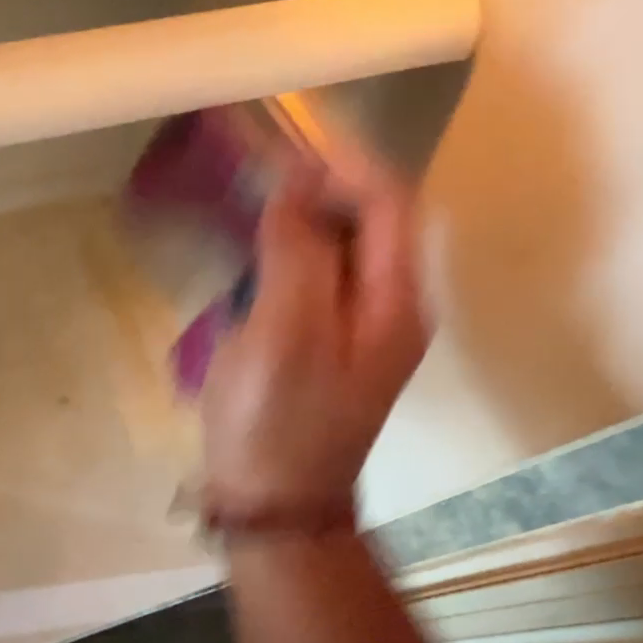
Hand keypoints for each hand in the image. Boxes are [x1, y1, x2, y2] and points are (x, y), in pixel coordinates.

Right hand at [200, 149, 428, 533]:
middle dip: (318, 180)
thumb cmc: (277, 418)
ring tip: (248, 192)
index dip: (341, 160)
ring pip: (336, 245)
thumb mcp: (285, 328)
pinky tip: (248, 247)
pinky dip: (284, 248)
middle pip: (366, 218)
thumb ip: (298, 247)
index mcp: (394, 299)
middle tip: (257, 160)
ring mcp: (355, 326)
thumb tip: (299, 176)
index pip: (387, 201)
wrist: (273, 504)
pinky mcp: (322, 341)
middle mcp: (387, 304)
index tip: (283, 137)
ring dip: (298, 212)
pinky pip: (313, 275)